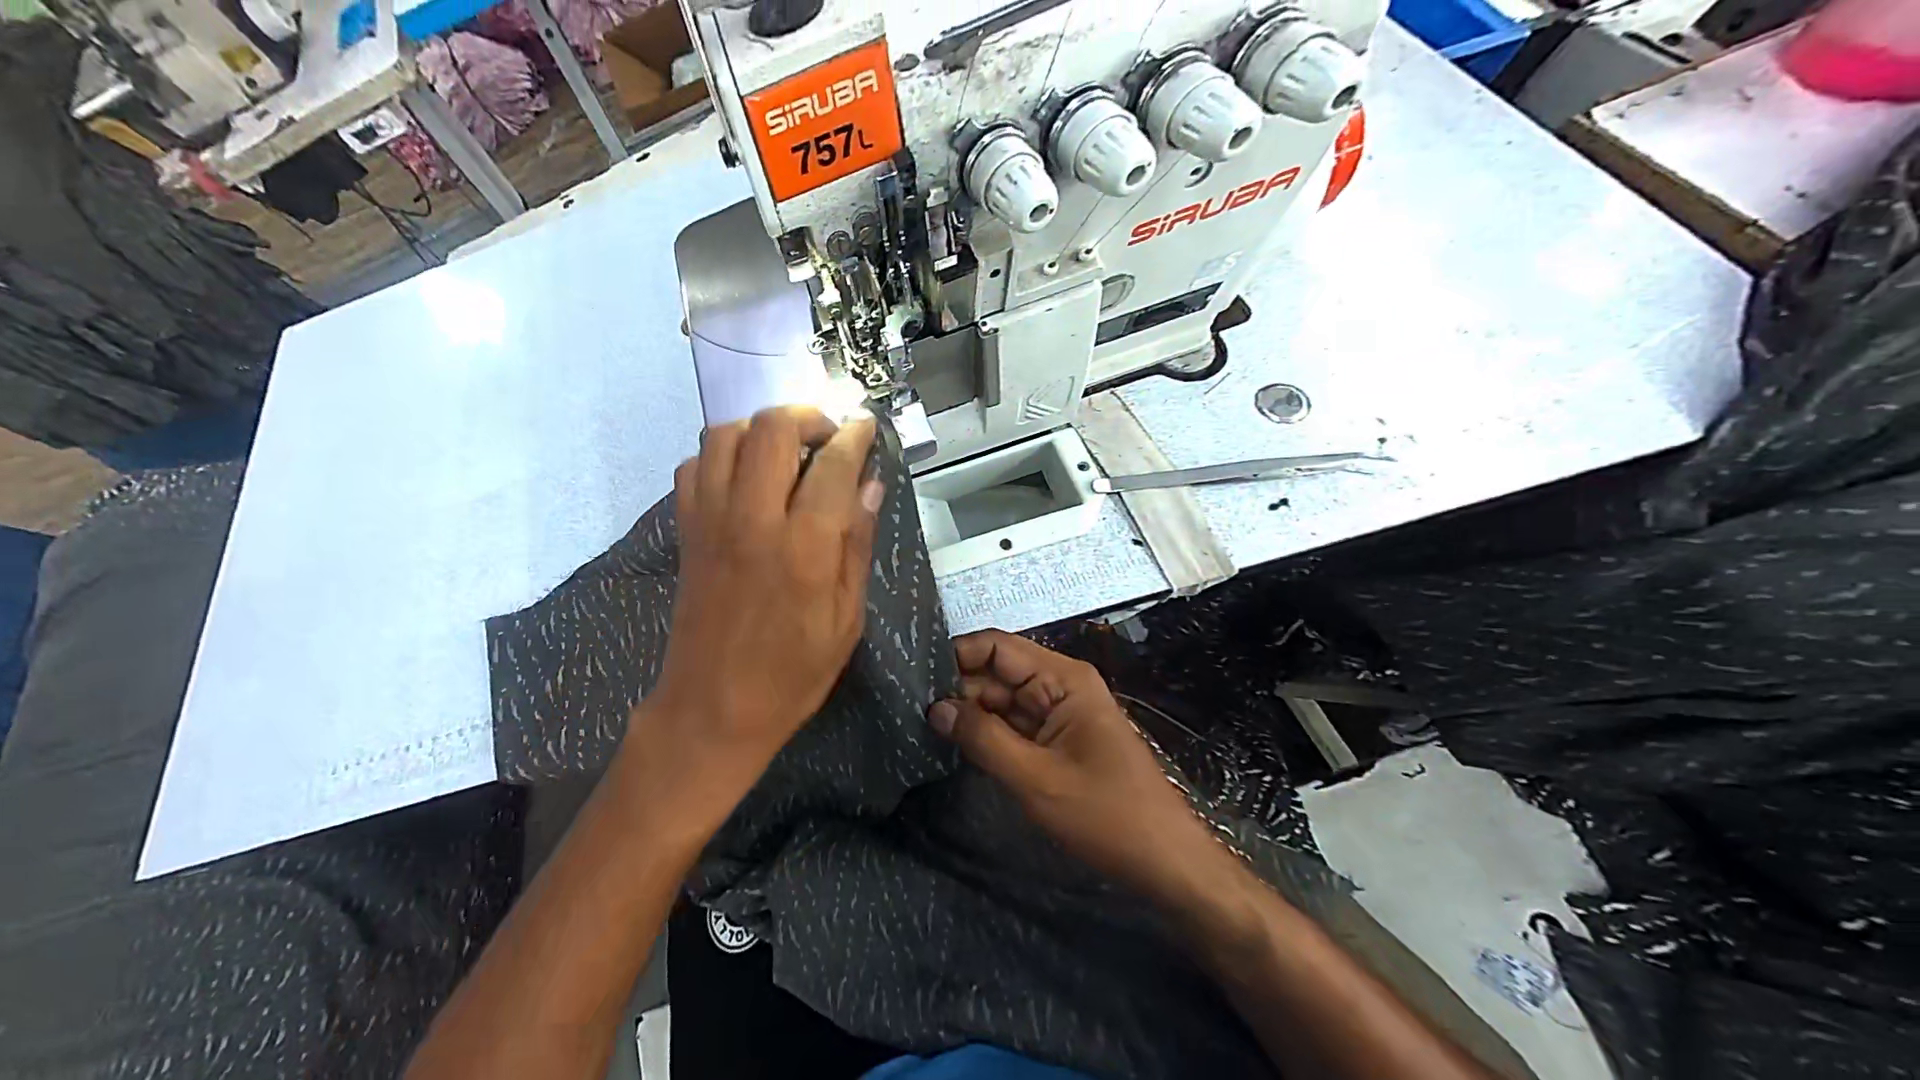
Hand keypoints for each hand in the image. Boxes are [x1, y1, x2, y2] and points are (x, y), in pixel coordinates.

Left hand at [648, 406, 882, 774]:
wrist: (712, 709)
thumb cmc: (792, 674)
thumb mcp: (847, 619)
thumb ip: (857, 544)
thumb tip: (870, 485)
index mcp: (803, 547)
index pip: (833, 464)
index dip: (854, 437)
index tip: (865, 428)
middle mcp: (752, 519)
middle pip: (772, 429)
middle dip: (806, 418)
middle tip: (827, 437)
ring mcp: (710, 521)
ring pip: (724, 435)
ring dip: (760, 429)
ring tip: (786, 452)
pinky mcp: (685, 531)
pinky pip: (694, 466)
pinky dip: (721, 456)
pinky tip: (744, 479)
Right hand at [928, 630, 1232, 906]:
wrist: (1164, 860)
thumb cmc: (1106, 814)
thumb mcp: (1036, 778)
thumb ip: (983, 738)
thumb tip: (935, 707)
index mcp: (1062, 679)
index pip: (996, 646)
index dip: (955, 655)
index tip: (912, 676)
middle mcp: (1059, 686)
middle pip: (996, 673)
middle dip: (956, 687)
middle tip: (905, 707)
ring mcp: (1058, 714)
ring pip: (1002, 701)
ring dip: (968, 713)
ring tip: (917, 724)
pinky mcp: (1057, 741)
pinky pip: (1014, 726)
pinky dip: (987, 734)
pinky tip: (952, 743)